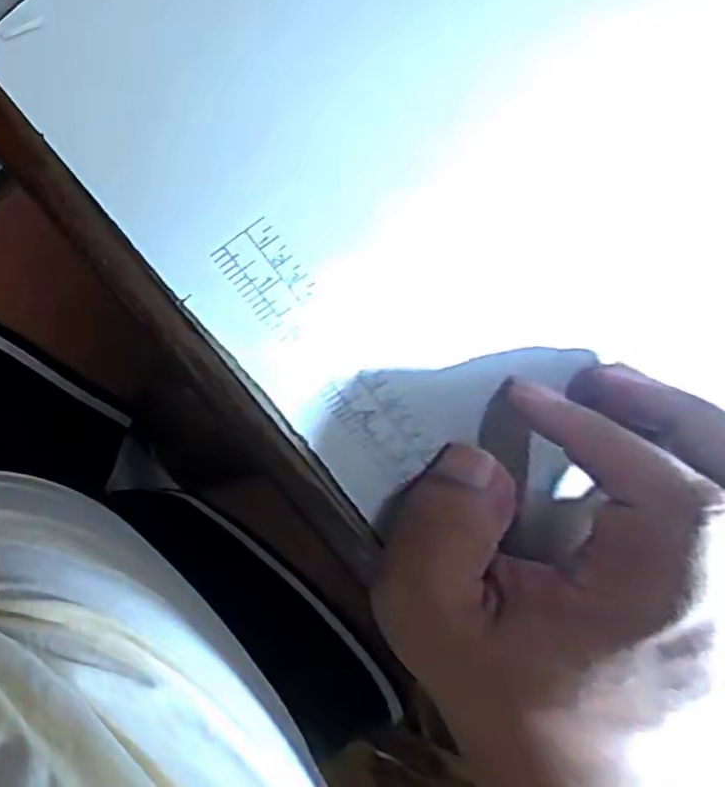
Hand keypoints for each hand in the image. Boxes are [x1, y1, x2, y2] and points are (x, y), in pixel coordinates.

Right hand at [374, 367, 720, 786]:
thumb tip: (472, 458)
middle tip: (601, 378)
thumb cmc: (497, 691)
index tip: (529, 395)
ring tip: (626, 400)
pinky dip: (708, 479)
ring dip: (703, 441)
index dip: (605, 433)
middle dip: (681, 417)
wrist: (581, 779)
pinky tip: (662, 456)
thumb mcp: (428, 610)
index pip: (676, 495)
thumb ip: (440, 529)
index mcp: (664, 602)